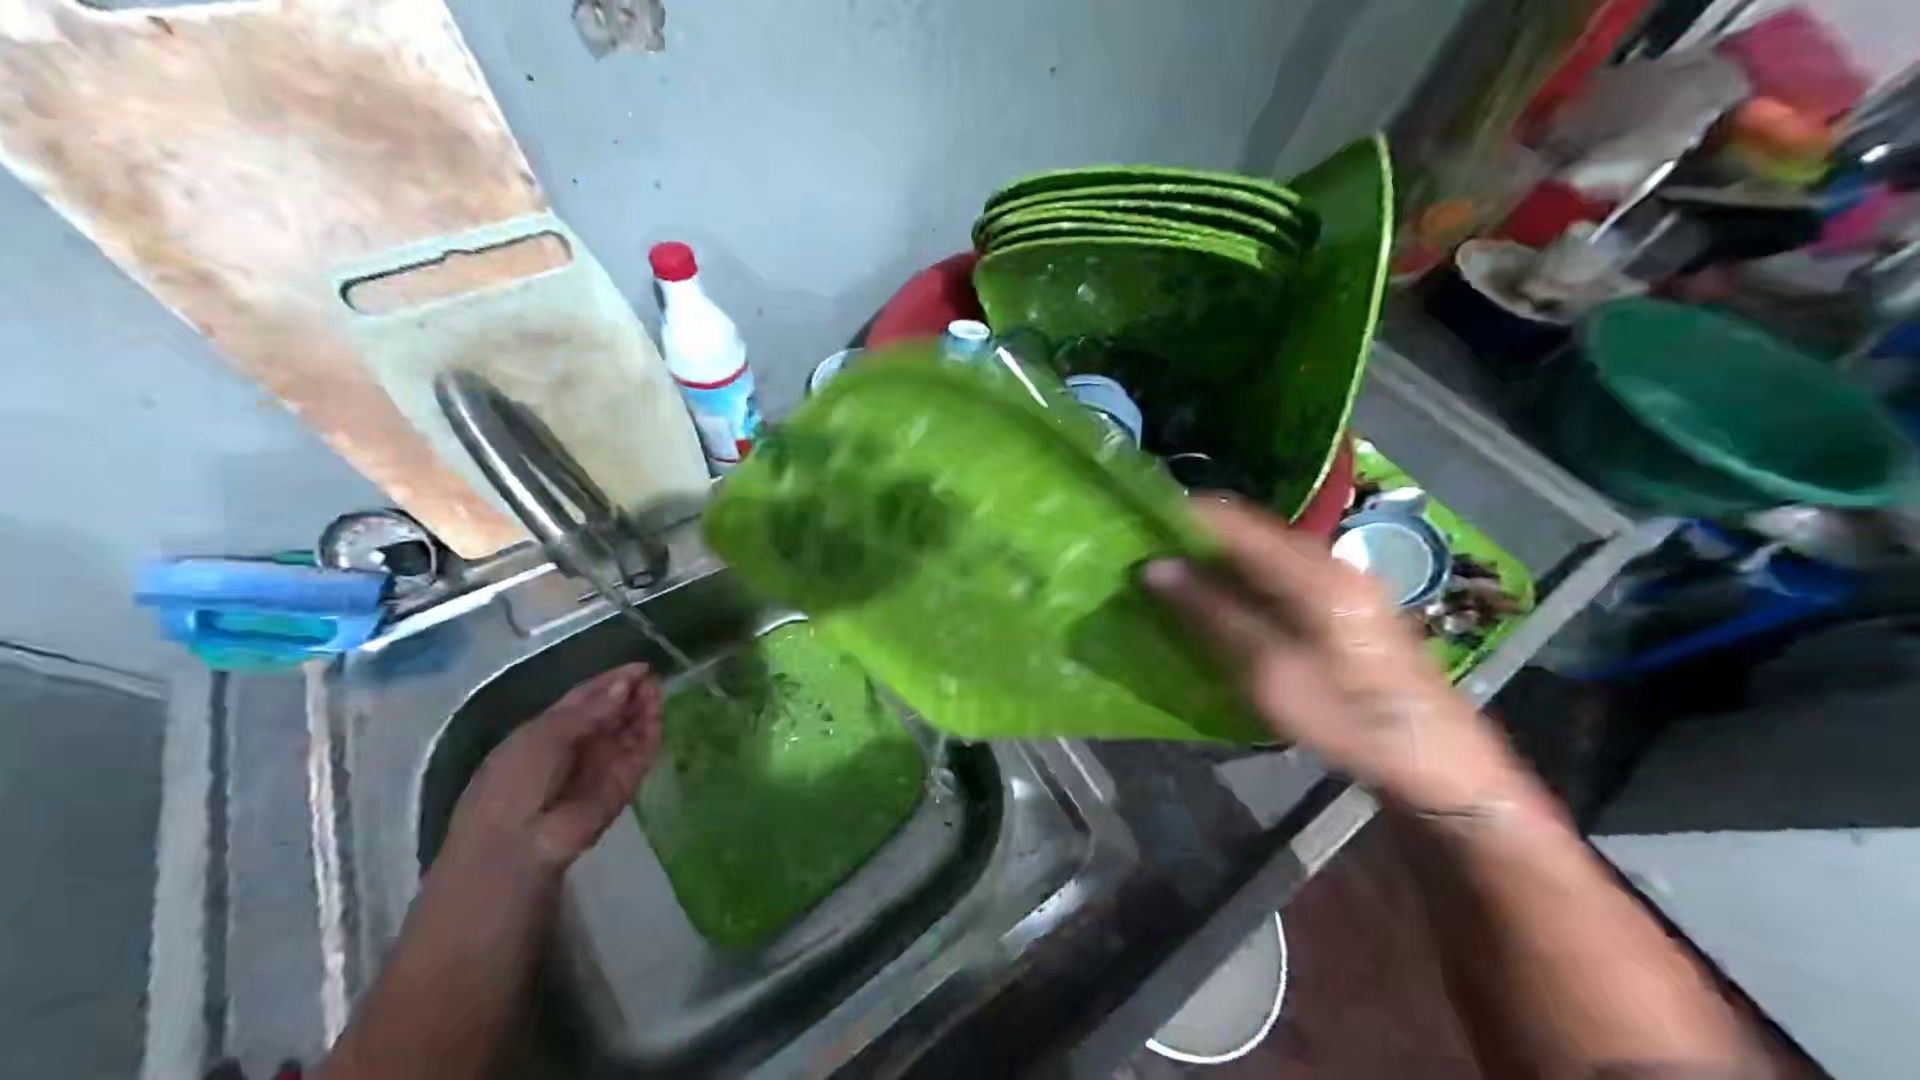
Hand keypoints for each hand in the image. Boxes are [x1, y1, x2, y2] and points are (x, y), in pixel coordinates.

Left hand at [444, 662, 664, 874]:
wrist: (518, 844)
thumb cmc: (516, 783)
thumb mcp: (544, 735)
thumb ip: (590, 710)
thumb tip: (625, 686)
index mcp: (550, 731)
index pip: (587, 698)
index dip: (612, 681)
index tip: (640, 666)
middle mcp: (580, 745)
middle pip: (613, 712)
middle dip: (632, 693)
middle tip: (652, 677)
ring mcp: (604, 765)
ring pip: (632, 730)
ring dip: (645, 709)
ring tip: (656, 691)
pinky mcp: (626, 784)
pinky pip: (643, 752)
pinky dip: (652, 732)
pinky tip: (657, 713)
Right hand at [1144, 496, 1519, 813]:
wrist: (1434, 761)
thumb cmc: (1348, 718)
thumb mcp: (1269, 671)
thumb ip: (1211, 613)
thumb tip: (1156, 567)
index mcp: (1313, 572)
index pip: (1235, 520)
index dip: (1184, 517)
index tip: (1138, 526)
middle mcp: (1328, 562)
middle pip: (1249, 533)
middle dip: (1195, 542)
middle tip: (1147, 559)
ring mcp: (1338, 581)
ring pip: (1261, 555)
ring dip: (1215, 564)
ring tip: (1170, 581)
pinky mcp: (1340, 604)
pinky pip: (1277, 576)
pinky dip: (1240, 582)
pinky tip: (1217, 605)